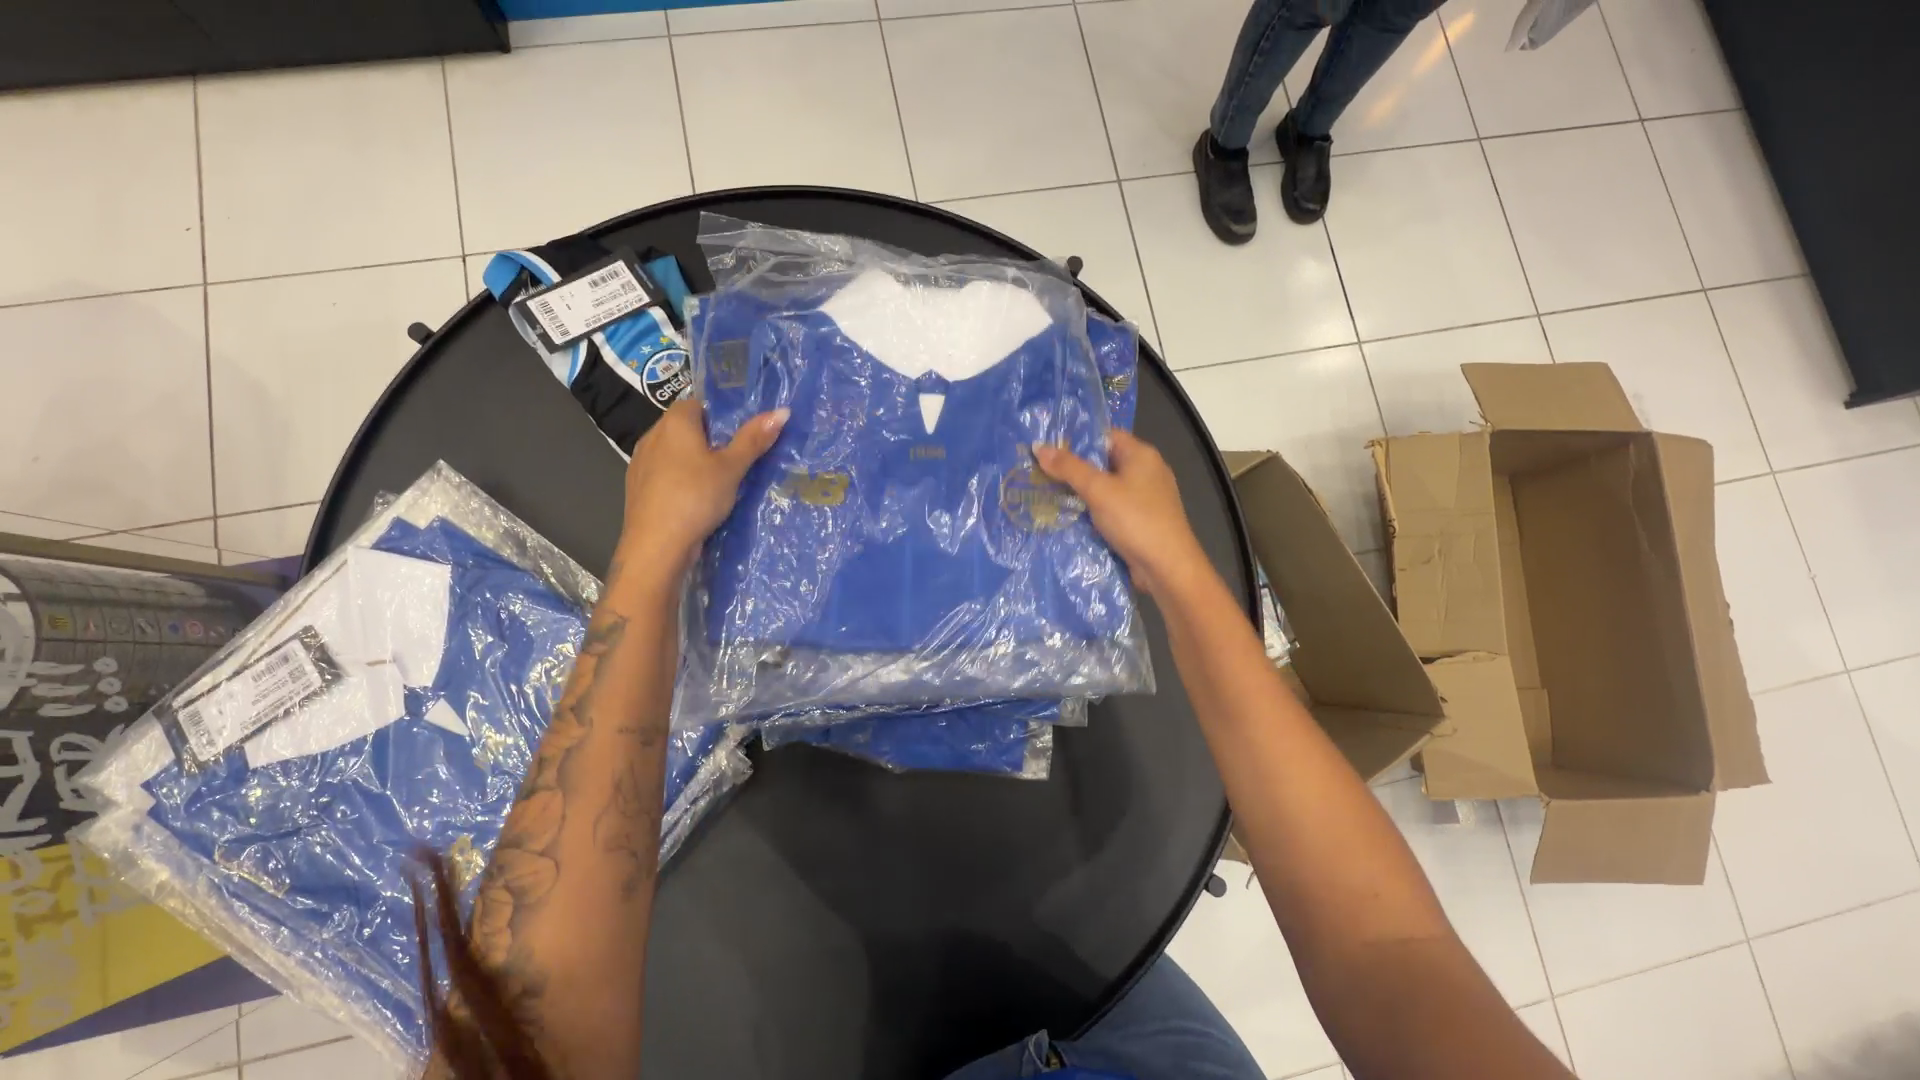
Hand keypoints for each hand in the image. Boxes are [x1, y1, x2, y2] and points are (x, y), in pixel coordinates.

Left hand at [617, 398, 787, 579]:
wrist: (657, 545)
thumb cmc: (697, 497)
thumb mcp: (732, 468)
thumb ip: (754, 439)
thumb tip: (782, 411)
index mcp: (675, 422)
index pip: (696, 404)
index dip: (718, 418)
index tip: (736, 438)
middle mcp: (652, 435)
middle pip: (684, 428)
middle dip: (706, 440)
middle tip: (732, 460)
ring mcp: (640, 462)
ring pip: (672, 452)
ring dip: (690, 461)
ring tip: (714, 482)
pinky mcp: (636, 487)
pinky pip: (662, 473)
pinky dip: (677, 479)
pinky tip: (692, 500)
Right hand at [1033, 431, 1213, 600]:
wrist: (1167, 567)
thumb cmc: (1135, 520)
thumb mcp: (1098, 490)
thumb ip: (1068, 468)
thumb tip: (1038, 446)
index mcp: (1141, 454)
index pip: (1105, 436)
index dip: (1076, 440)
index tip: (1047, 448)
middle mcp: (1146, 472)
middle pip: (1104, 462)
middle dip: (1074, 469)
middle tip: (1040, 472)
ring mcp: (1145, 498)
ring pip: (1106, 488)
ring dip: (1081, 493)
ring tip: (1047, 494)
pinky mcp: (1142, 521)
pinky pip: (1112, 509)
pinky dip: (1093, 512)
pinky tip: (1070, 518)